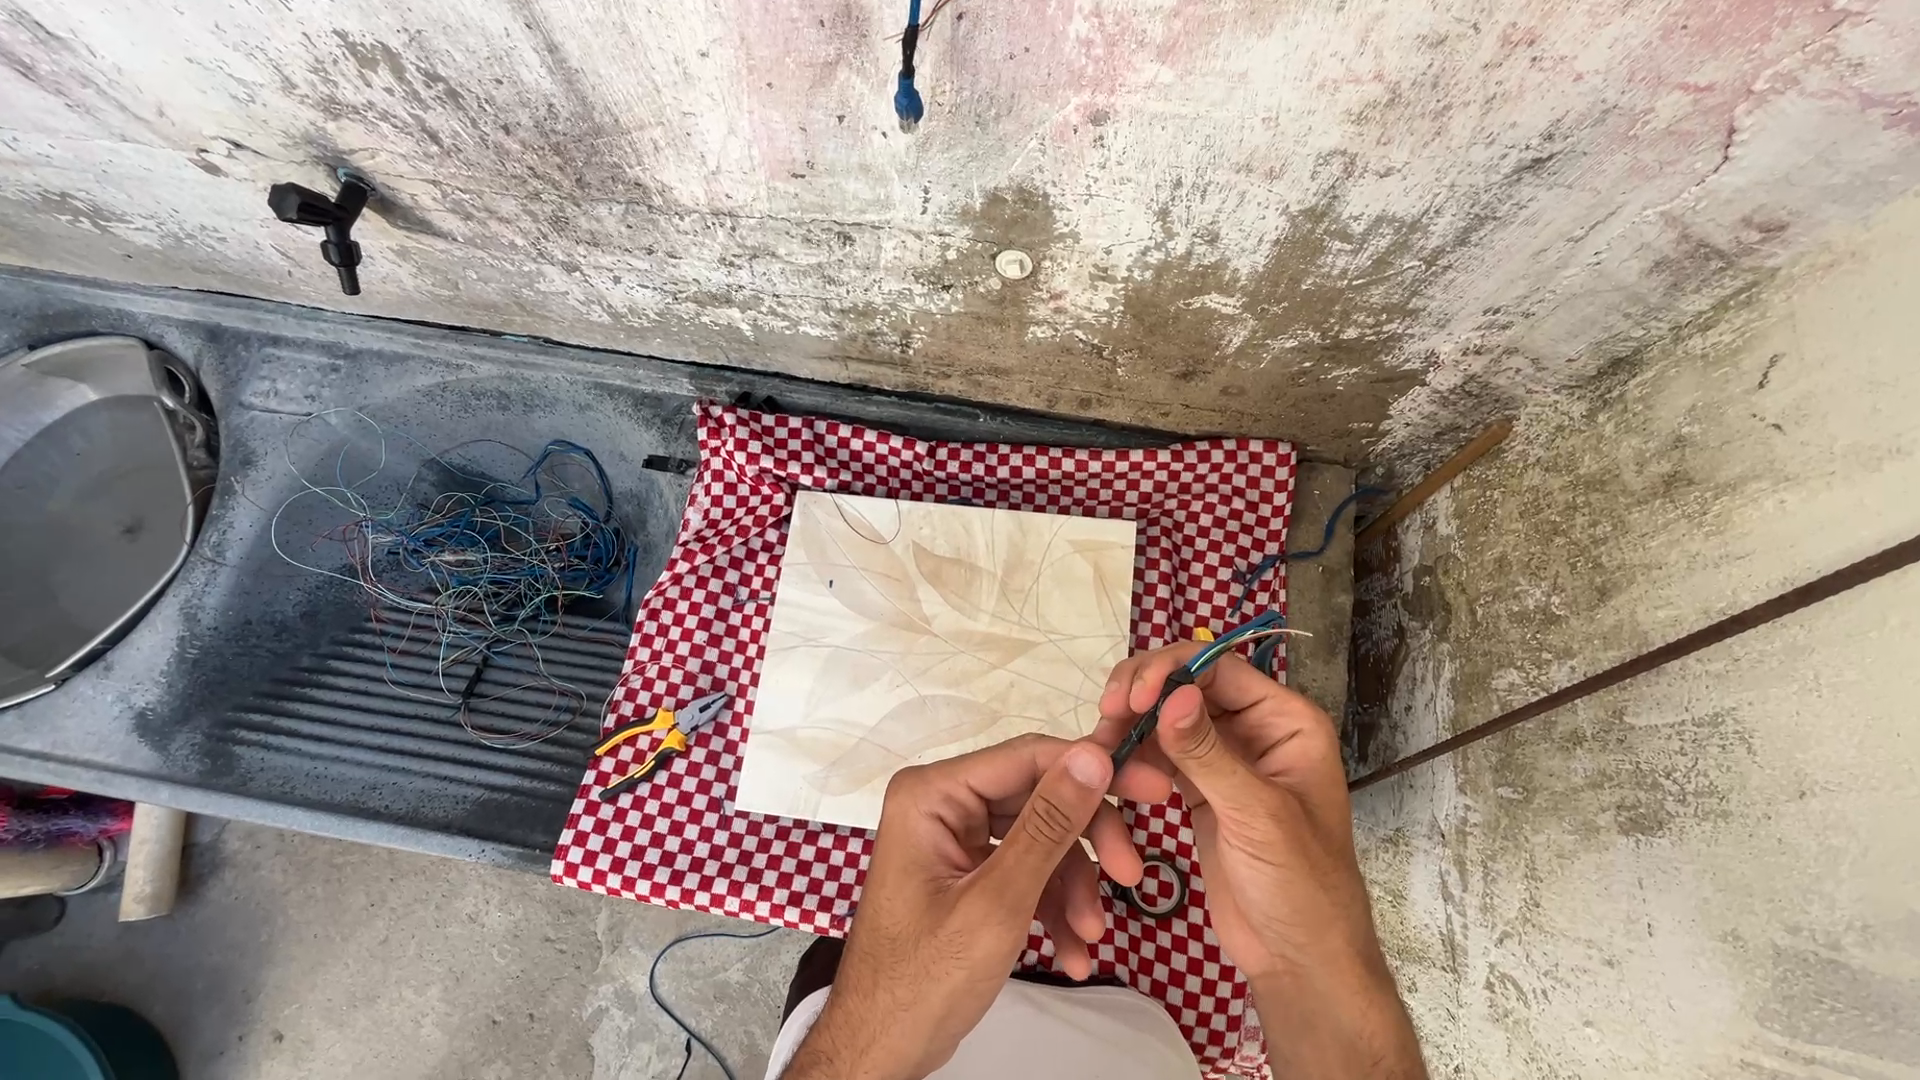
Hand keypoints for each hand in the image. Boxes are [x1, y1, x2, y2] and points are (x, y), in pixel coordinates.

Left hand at [784, 734, 1172, 1079]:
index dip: (1094, 770)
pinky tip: (1073, 953)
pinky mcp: (966, 872)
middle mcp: (942, 802)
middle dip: (1085, 846)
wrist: (880, 1054)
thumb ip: (1049, 826)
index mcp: (934, 792)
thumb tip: (1094, 755)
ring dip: (1072, 887)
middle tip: (1132, 875)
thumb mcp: (999, 901)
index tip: (1153, 791)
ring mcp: (953, 838)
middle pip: (1038, 799)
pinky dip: (1051, 906)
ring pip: (1038, 839)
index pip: (1028, 757)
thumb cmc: (926, 979)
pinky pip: (1022, 870)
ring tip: (1091, 936)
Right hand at [1097, 644, 1425, 1078]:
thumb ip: (1208, 753)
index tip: (1129, 699)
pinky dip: (1134, 755)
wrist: (1298, 962)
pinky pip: (1159, 753)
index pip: (1217, 669)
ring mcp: (1223, 759)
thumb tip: (1170, 695)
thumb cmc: (1299, 887)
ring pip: (1166, 717)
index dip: (1169, 672)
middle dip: (1143, 692)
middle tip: (1106, 715)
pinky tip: (1114, 768)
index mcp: (1284, 721)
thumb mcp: (1255, 815)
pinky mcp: (1198, 788)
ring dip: (1132, 724)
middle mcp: (1254, 729)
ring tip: (1102, 747)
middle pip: (1186, 684)